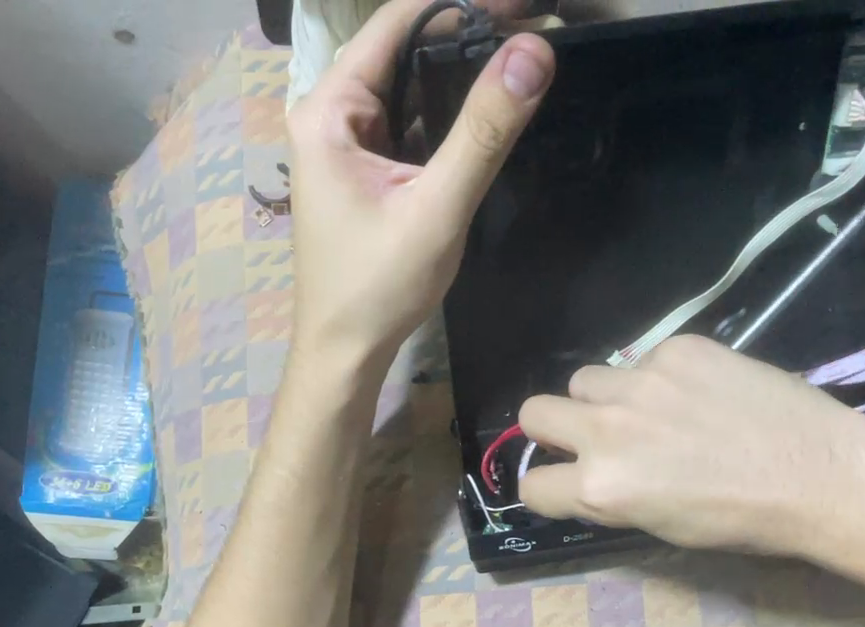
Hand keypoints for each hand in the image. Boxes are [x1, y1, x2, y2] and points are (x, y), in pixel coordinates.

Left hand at [286, 0, 554, 381]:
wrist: (344, 353)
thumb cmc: (378, 289)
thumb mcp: (435, 209)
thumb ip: (483, 132)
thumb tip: (536, 51)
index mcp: (329, 111)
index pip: (397, 23)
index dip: (463, 4)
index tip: (525, 5)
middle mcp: (328, 115)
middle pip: (402, 50)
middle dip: (466, 37)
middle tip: (533, 38)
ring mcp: (342, 145)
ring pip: (407, 89)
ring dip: (458, 78)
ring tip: (520, 67)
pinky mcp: (360, 172)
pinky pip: (406, 125)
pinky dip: (443, 117)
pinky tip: (483, 116)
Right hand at [517, 335, 864, 558]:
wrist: (822, 477)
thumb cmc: (741, 522)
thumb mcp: (658, 525)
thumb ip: (608, 495)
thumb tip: (587, 475)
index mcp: (600, 487)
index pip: (532, 484)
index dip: (549, 488)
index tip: (568, 485)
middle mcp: (607, 429)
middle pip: (534, 413)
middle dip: (553, 429)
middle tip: (591, 438)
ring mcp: (642, 382)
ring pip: (583, 379)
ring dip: (602, 398)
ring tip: (650, 412)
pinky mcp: (680, 349)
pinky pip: (643, 360)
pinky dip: (659, 378)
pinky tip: (701, 395)